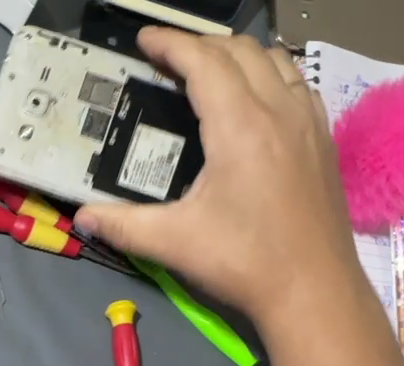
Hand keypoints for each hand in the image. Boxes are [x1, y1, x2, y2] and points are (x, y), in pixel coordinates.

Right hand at [74, 28, 364, 330]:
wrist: (311, 286)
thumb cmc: (242, 261)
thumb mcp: (172, 243)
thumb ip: (122, 225)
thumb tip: (81, 218)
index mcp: (240, 126)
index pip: (204, 62)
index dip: (171, 44)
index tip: (145, 40)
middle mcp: (278, 110)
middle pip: (240, 50)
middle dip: (200, 44)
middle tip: (167, 59)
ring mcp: (307, 121)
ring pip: (275, 60)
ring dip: (237, 55)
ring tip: (207, 71)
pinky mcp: (322, 138)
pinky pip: (296, 83)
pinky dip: (269, 75)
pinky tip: (254, 99)